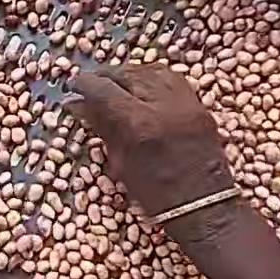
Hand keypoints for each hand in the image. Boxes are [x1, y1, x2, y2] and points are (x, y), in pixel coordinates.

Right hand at [66, 64, 235, 224]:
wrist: (204, 208)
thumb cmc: (156, 196)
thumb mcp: (121, 163)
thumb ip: (102, 127)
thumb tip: (78, 104)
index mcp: (139, 124)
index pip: (104, 89)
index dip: (85, 83)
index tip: (75, 85)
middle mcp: (163, 105)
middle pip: (127, 74)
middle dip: (106, 76)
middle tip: (92, 84)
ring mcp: (185, 103)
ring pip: (151, 70)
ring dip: (129, 73)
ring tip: (116, 83)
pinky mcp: (200, 106)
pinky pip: (172, 79)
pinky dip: (152, 78)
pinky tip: (142, 86)